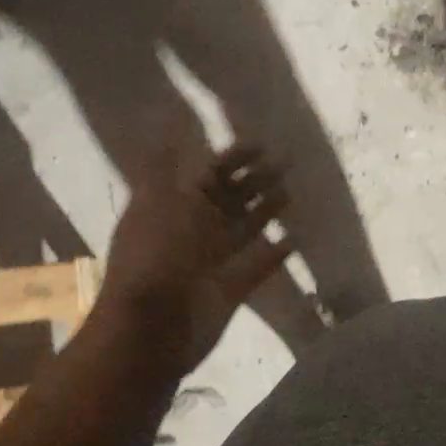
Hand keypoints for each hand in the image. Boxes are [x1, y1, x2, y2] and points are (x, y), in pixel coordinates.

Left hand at [93, 140, 292, 379]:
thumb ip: (166, 162)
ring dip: (266, 211)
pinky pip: (256, 266)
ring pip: (244, 228)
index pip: (208, 173)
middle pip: (229, 199)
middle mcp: (192, 229)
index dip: (234, 158)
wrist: (150, 329)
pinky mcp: (230, 289)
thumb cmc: (154, 259)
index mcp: (173, 206)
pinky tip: (295, 239)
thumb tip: (164, 116)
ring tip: (293, 194)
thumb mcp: (158, 201)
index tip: (263, 145)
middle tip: (289, 165)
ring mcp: (211, 261)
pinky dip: (274, 254)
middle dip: (256, 181)